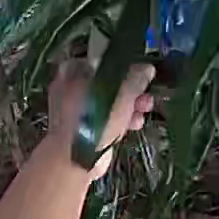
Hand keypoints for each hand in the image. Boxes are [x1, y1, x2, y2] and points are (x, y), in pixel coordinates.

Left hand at [43, 59, 155, 178]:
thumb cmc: (92, 121)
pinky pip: (106, 118)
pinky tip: (136, 122)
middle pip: (106, 82)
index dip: (121, 63)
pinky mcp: (86, 129)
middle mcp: (71, 90)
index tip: (138, 68)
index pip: (99, 59)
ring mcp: (77, 111)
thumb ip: (135, 79)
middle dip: (130, 87)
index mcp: (72, 73)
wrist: (76, 160)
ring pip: (108, 102)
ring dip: (129, 104)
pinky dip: (121, 119)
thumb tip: (146, 69)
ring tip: (146, 106)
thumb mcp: (120, 94)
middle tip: (146, 90)